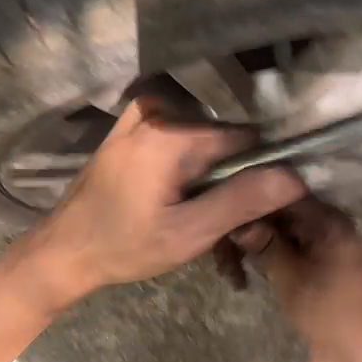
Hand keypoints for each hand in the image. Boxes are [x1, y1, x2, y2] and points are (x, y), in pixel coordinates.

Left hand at [14, 99, 305, 305]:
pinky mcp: (129, 128)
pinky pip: (178, 136)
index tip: (260, 203)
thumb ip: (242, 201)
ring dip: (210, 171)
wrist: (64, 250)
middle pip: (221, 137)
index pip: (244, 137)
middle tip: (226, 218)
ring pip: (201, 138)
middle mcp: (156, 112)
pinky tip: (181, 195)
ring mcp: (139, 116)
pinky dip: (187, 163)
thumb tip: (296, 176)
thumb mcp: (189, 233)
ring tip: (202, 211)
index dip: (261, 169)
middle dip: (233, 173)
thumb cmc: (123, 246)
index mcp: (170, 133)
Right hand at [232, 199, 361, 361]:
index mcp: (331, 221)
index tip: (225, 210)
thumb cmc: (322, 311)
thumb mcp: (288, 275)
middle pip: (282, 213)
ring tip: (228, 265)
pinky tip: (244, 269)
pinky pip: (290, 247)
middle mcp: (331, 224)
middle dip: (251, 226)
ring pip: (282, 232)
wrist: (349, 353)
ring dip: (256, 244)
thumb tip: (235, 220)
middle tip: (220, 246)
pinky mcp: (320, 260)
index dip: (253, 201)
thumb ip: (264, 243)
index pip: (285, 194)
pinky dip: (269, 255)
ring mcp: (326, 243)